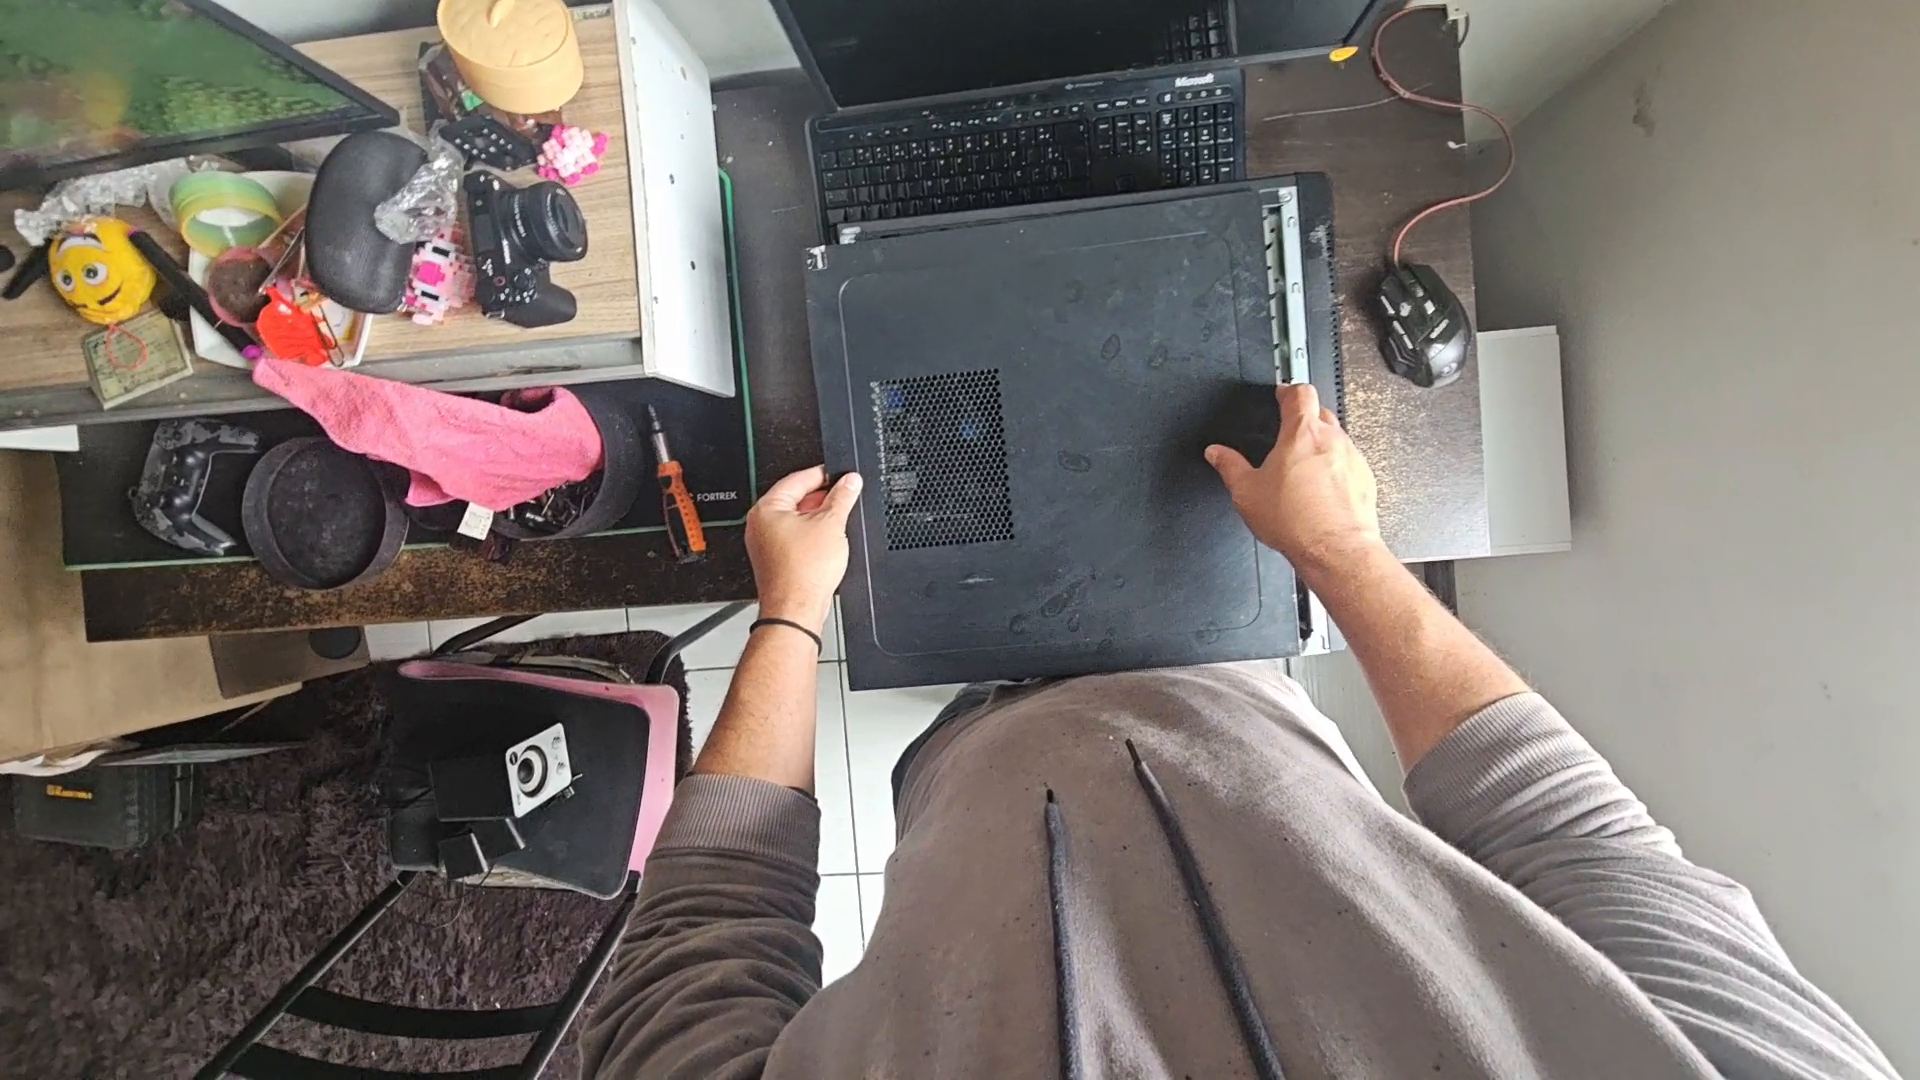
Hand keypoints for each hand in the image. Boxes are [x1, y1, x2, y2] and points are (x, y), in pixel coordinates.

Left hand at [746, 466, 863, 631]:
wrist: (796, 608)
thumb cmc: (802, 572)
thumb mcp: (831, 524)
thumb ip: (842, 497)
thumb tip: (850, 481)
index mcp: (767, 508)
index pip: (797, 479)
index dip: (823, 474)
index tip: (840, 475)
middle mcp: (761, 524)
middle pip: (796, 498)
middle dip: (822, 497)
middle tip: (845, 496)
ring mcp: (766, 543)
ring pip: (797, 519)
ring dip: (818, 517)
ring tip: (839, 520)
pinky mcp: (775, 559)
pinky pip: (795, 537)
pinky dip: (812, 534)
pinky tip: (829, 540)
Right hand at [1205, 383, 1382, 574]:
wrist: (1334, 549)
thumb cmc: (1296, 521)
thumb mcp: (1246, 491)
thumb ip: (1229, 466)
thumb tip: (1216, 453)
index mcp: (1300, 434)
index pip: (1299, 391)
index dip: (1287, 389)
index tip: (1281, 394)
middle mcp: (1332, 439)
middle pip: (1319, 410)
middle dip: (1302, 417)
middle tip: (1286, 433)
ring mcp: (1352, 457)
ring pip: (1335, 436)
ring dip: (1318, 444)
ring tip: (1299, 467)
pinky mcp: (1364, 477)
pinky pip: (1347, 461)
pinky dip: (1333, 467)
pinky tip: (1317, 488)